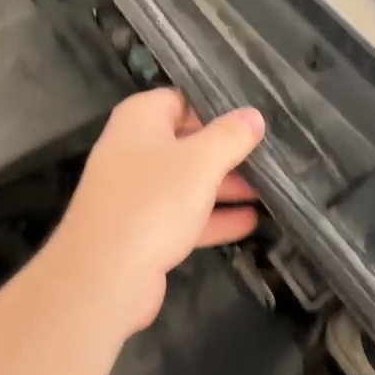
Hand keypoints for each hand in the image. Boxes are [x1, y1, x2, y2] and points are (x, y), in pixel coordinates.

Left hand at [41, 88, 266, 333]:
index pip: (181, 100)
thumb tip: (254, 115)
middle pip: (186, 141)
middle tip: (269, 157)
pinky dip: (212, 217)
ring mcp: (135, 190)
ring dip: (224, 185)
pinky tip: (250, 223)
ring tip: (269, 190)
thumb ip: (230, 136)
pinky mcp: (141, 228)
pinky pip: (181, 214)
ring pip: (186, 180)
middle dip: (226, 151)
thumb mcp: (201, 162)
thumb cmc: (154, 200)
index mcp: (140, 118)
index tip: (253, 119)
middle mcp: (133, 147)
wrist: (105, 274)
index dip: (216, 108)